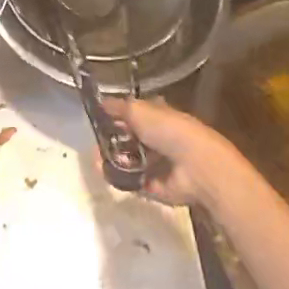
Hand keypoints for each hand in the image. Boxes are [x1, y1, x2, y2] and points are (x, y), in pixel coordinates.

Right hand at [100, 97, 244, 207]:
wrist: (195, 167)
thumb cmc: (167, 129)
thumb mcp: (138, 110)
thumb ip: (118, 107)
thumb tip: (101, 102)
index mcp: (157, 115)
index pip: (133, 115)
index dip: (116, 116)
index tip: (98, 119)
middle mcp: (157, 138)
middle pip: (128, 139)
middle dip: (110, 140)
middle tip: (94, 143)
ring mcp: (156, 164)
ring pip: (128, 161)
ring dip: (111, 159)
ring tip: (96, 159)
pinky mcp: (154, 187)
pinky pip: (131, 181)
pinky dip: (118, 178)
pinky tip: (105, 172)